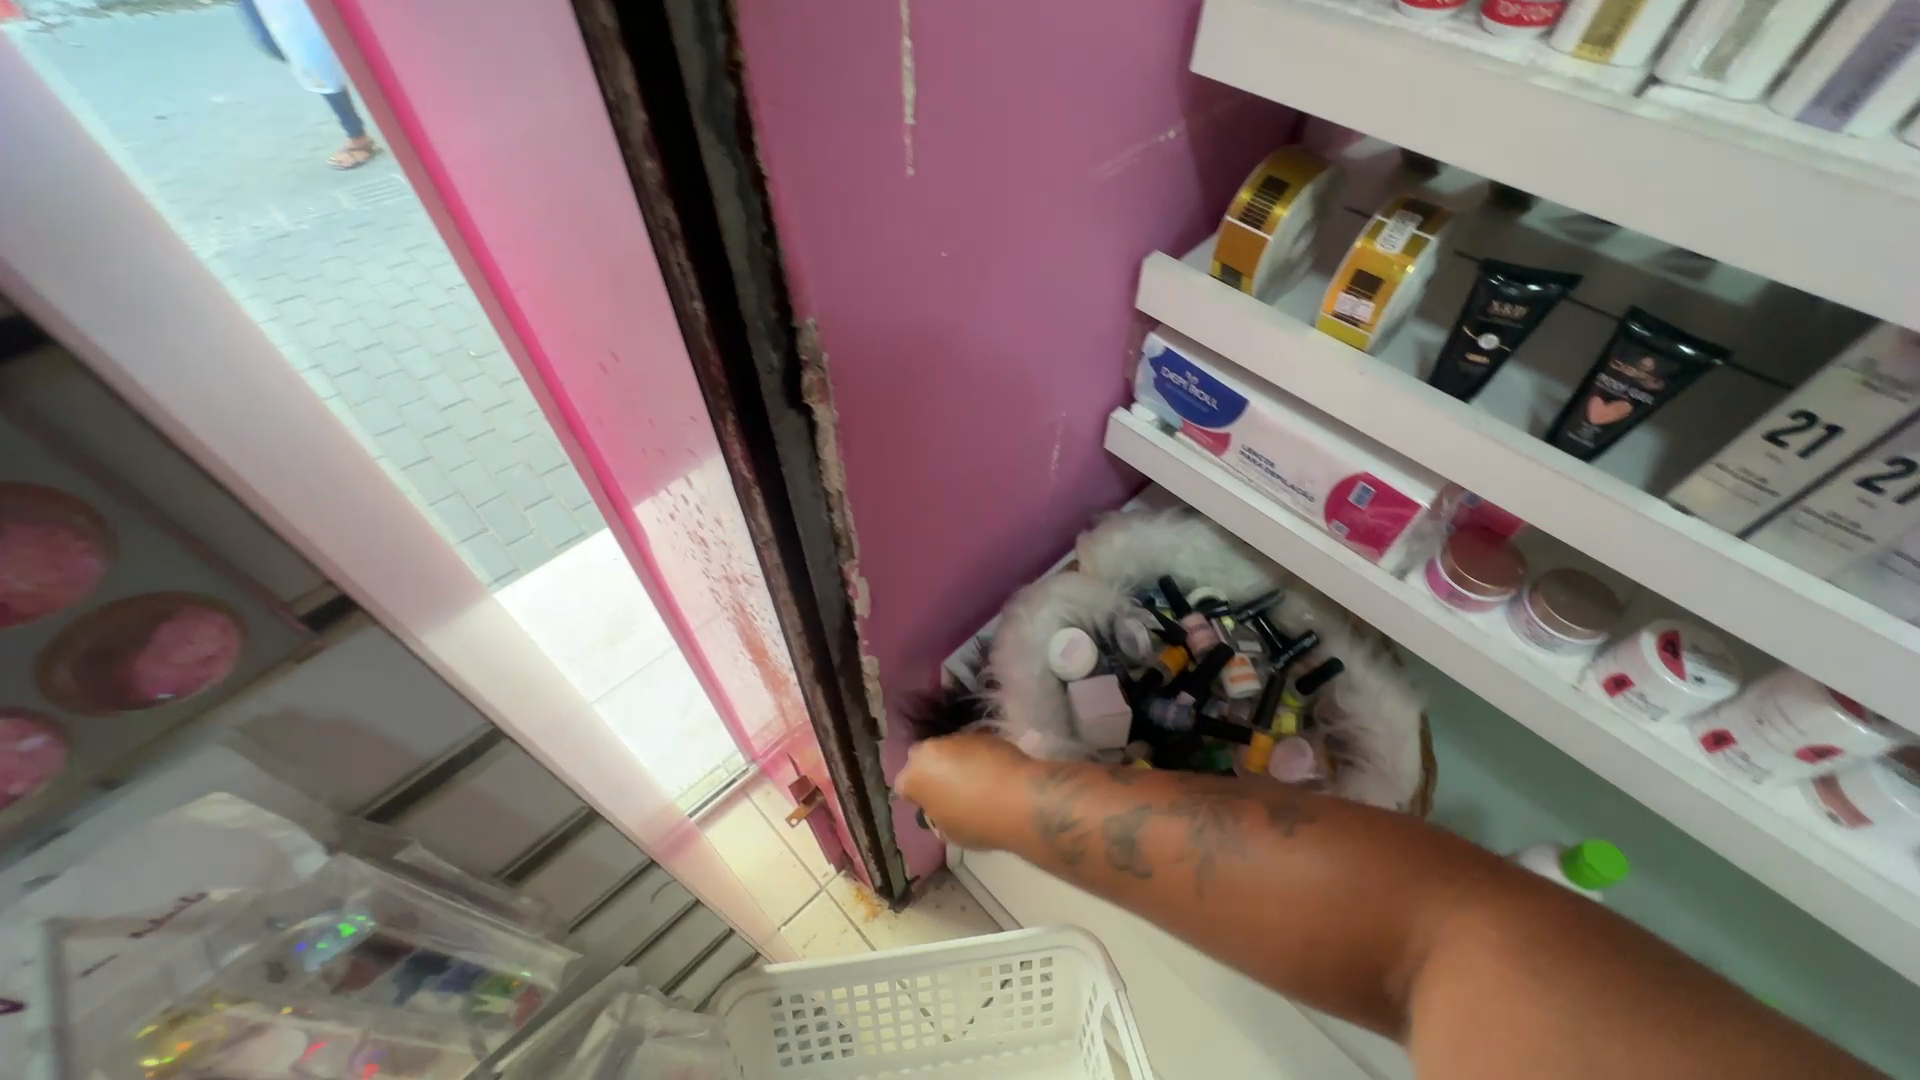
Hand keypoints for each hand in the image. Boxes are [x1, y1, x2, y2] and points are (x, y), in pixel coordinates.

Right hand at [896, 733, 1034, 850]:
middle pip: (922, 758)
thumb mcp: (948, 830)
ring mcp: (958, 739)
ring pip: (947, 749)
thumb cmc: (978, 822)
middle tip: (947, 788)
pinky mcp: (983, 734)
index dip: (915, 796)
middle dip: (929, 770)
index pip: (903, 785)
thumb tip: (941, 806)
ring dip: (953, 761)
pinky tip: (991, 773)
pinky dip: (976, 757)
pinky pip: (971, 747)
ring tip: (974, 781)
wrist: (1019, 799)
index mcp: (915, 776)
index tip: (928, 805)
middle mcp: (931, 750)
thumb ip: (936, 813)